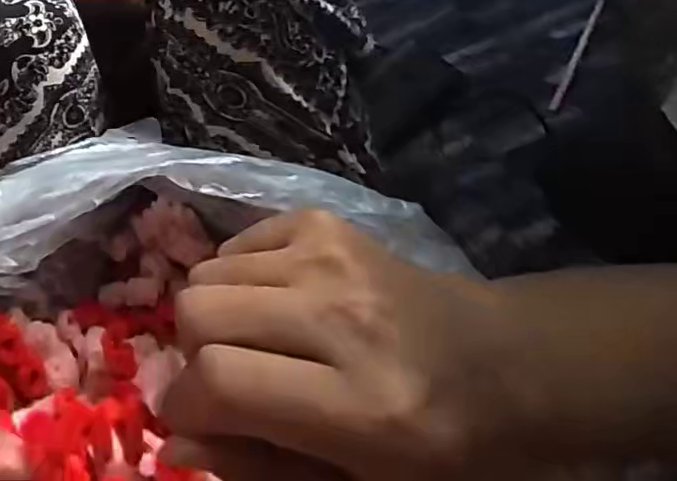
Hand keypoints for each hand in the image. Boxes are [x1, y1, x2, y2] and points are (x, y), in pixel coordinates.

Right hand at [159, 210, 523, 479]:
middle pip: (199, 310)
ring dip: (212, 312)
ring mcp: (327, 253)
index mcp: (365, 406)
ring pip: (206, 272)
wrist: (502, 359)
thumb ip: (260, 469)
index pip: (222, 379)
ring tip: (252, 337)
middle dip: (191, 351)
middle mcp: (341, 314)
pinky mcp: (317, 219)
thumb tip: (174, 438)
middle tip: (220, 374)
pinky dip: (235, 277)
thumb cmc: (438, 449)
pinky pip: (232, 244)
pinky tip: (274, 301)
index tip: (185, 416)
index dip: (184, 402)